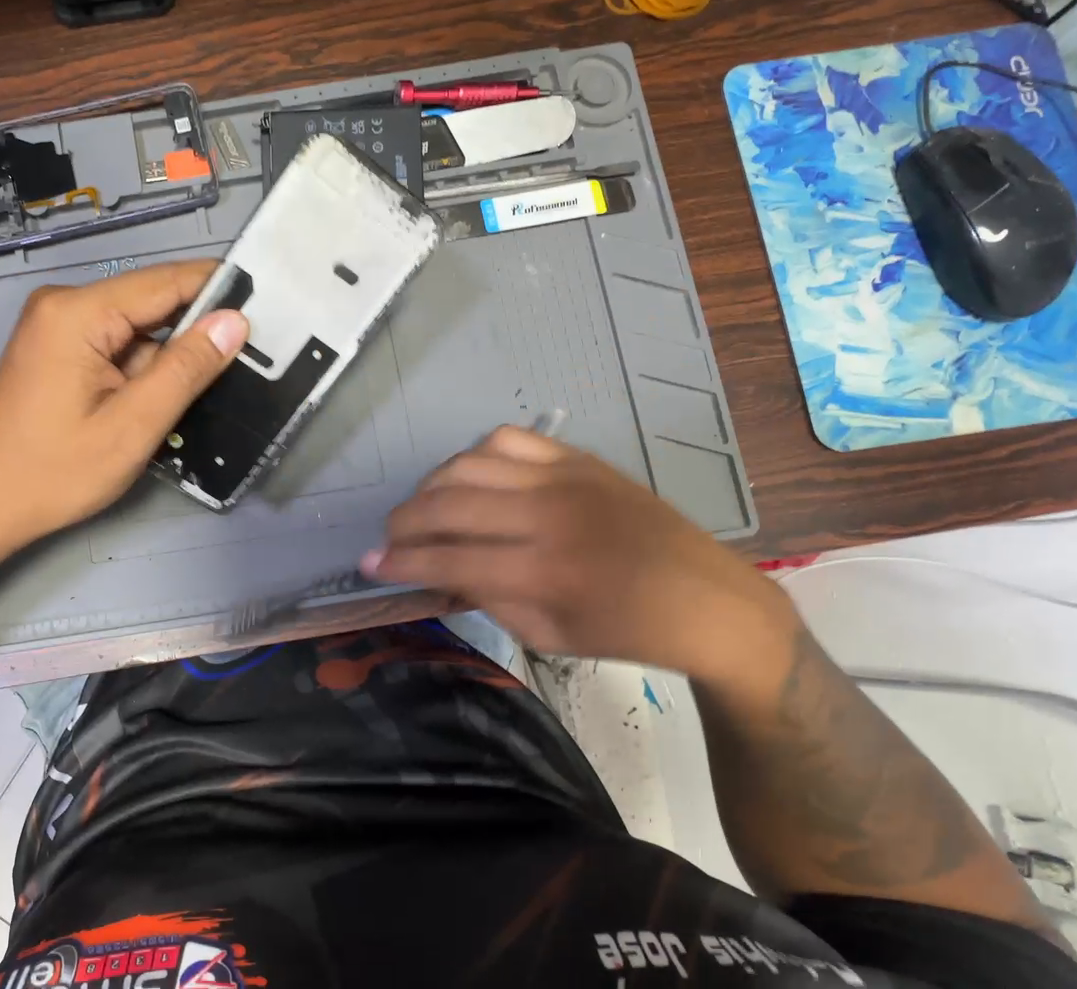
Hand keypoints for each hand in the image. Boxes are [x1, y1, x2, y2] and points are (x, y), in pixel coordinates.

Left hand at [0, 261, 248, 560]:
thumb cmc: (55, 472)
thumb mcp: (132, 426)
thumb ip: (185, 369)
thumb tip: (234, 321)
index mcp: (76, 313)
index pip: (164, 282)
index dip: (217, 290)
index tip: (267, 304)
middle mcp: (62, 305)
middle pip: (149, 304)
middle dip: (192, 333)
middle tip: (243, 361)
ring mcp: (54, 327)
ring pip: (134, 329)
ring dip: (164, 359)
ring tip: (197, 394)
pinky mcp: (54, 349)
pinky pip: (112, 345)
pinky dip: (138, 370)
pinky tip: (155, 402)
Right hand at [364, 427, 798, 681]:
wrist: (706, 599)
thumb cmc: (624, 631)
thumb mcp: (546, 635)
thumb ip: (485, 598)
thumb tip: (434, 571)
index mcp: (544, 573)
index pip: (448, 559)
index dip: (400, 563)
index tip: (370, 565)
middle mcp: (547, 516)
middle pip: (446, 505)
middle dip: (404, 523)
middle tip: (391, 539)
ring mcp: (563, 479)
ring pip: (468, 464)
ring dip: (430, 486)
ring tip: (424, 508)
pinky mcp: (578, 459)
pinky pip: (507, 439)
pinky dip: (475, 455)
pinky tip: (470, 478)